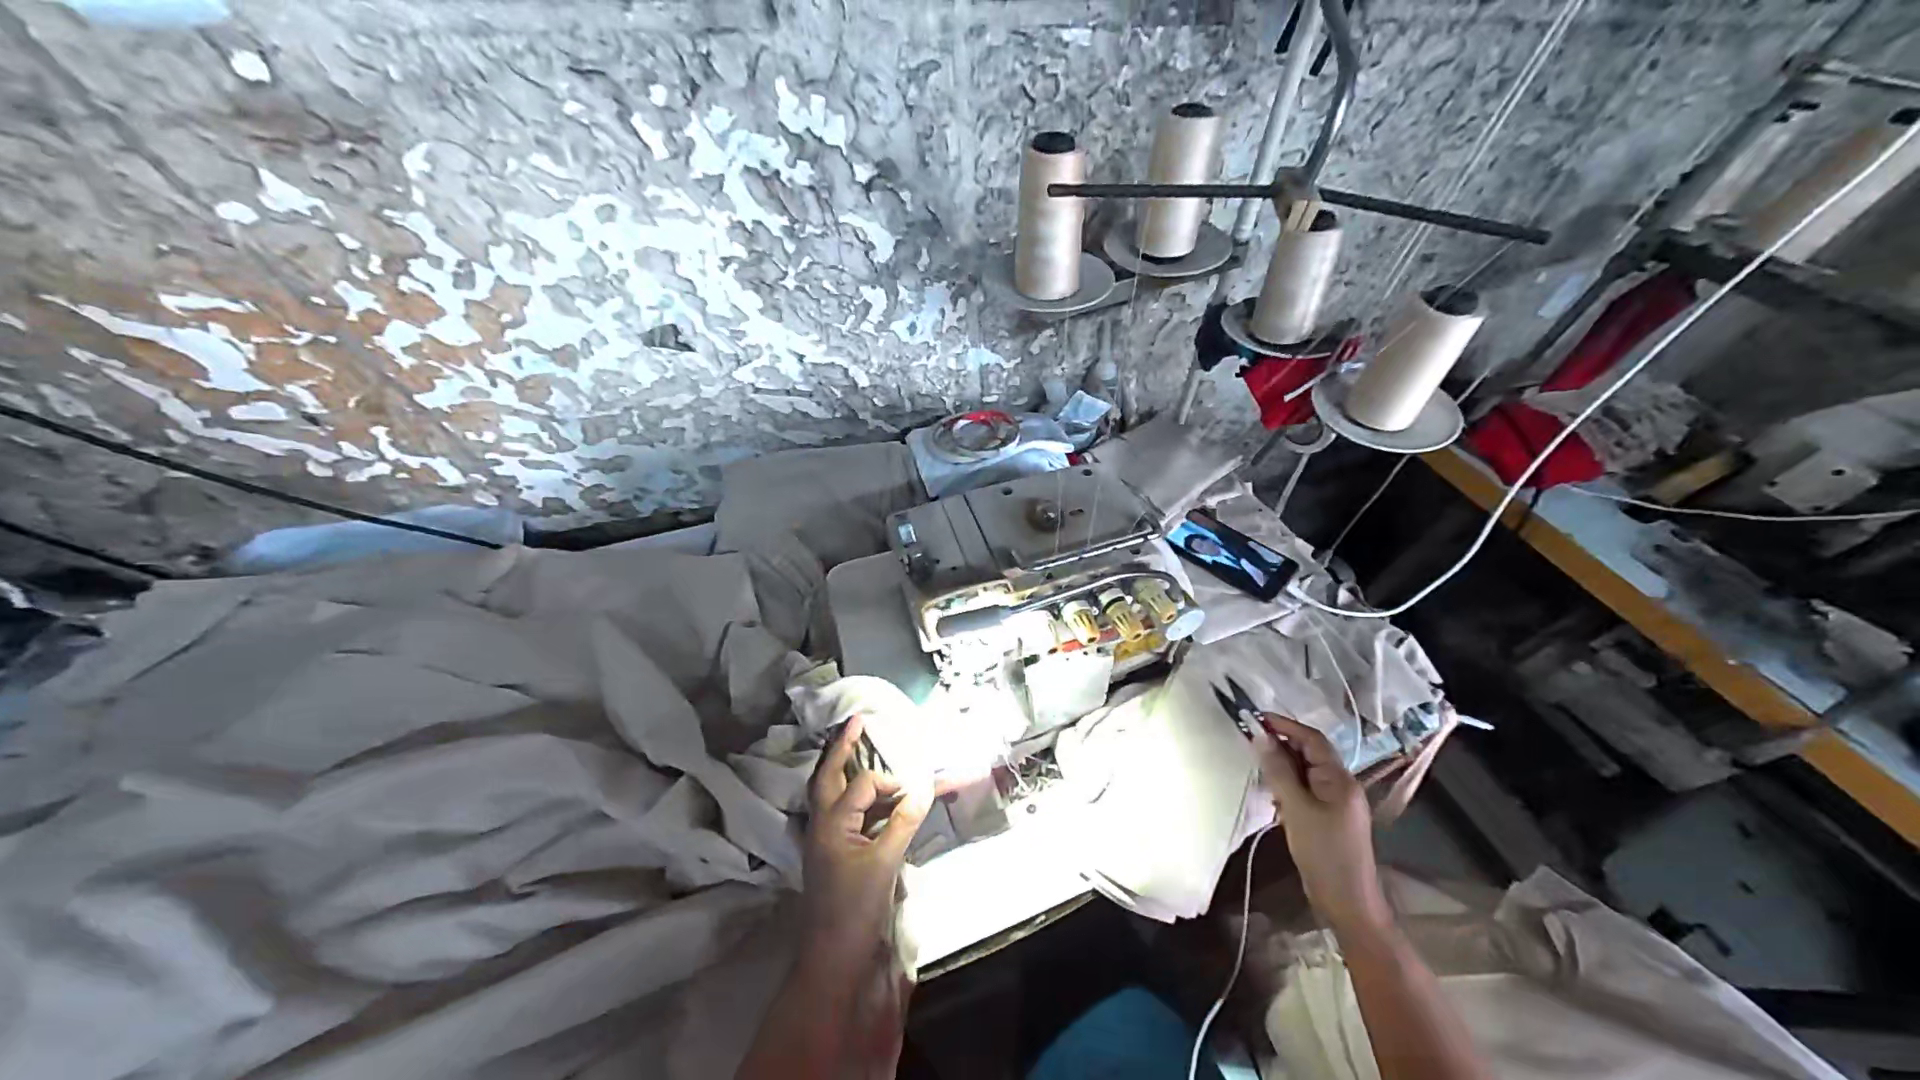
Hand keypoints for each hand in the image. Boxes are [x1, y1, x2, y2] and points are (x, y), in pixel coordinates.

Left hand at [801, 715, 932, 964]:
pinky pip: (842, 813)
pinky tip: (873, 796)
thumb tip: (926, 785)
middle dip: (843, 747)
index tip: (916, 791)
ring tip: (859, 743)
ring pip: (830, 792)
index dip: (891, 782)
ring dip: (845, 768)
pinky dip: (856, 798)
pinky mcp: (832, 852)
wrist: (832, 957)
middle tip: (856, 721)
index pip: (863, 785)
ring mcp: (824, 838)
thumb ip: (904, 821)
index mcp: (831, 822)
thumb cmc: (855, 908)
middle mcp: (822, 823)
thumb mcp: (885, 863)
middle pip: (829, 775)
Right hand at [1249, 713, 1390, 934]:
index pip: (1312, 739)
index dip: (1284, 725)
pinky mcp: (1326, 817)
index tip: (1254, 718)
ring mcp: (1335, 802)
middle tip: (1249, 739)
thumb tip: (1260, 736)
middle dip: (1280, 743)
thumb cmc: (1324, 852)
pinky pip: (1304, 789)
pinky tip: (1270, 790)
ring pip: (1305, 771)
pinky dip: (1286, 783)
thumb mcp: (1296, 808)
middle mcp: (1340, 785)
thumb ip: (1278, 770)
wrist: (1347, 902)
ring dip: (1281, 764)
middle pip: (1309, 753)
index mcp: (1340, 779)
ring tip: (1255, 762)